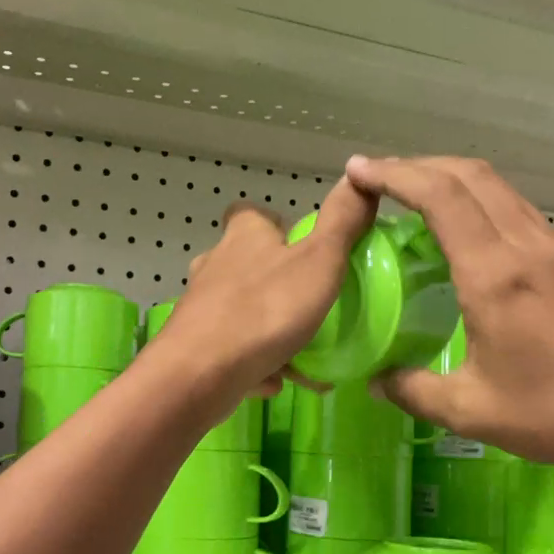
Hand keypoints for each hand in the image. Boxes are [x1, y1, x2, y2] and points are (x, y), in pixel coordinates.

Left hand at [152, 178, 376, 401]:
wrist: (201, 374)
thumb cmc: (265, 310)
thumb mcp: (319, 261)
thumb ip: (341, 221)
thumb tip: (358, 173)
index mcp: (243, 237)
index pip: (250, 214)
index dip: (273, 225)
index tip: (298, 245)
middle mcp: (214, 266)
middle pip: (244, 264)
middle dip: (273, 281)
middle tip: (307, 304)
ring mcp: (201, 309)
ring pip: (239, 312)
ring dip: (266, 329)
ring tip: (300, 352)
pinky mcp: (194, 348)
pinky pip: (232, 351)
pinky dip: (253, 364)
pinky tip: (275, 380)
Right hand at [349, 156, 553, 495]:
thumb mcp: (471, 411)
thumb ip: (414, 390)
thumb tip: (377, 381)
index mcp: (495, 275)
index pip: (440, 196)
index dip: (394, 174)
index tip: (358, 170)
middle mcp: (528, 248)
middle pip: (471, 175)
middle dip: (419, 166)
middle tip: (379, 179)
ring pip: (500, 190)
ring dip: (453, 181)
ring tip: (416, 200)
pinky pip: (520, 214)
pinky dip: (482, 206)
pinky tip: (468, 239)